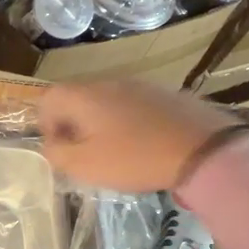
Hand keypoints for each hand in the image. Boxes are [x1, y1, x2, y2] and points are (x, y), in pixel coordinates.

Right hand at [38, 80, 240, 193]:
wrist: (203, 149)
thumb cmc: (134, 158)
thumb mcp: (84, 165)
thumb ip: (56, 153)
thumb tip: (50, 143)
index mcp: (86, 96)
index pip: (48, 98)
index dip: (45, 124)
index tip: (60, 149)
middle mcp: (110, 83)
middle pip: (77, 98)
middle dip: (72, 126)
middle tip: (83, 155)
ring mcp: (140, 85)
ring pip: (105, 102)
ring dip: (99, 125)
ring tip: (112, 153)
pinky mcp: (164, 95)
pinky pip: (131, 106)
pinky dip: (125, 124)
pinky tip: (139, 146)